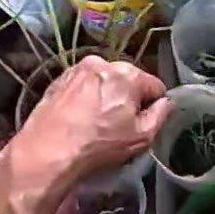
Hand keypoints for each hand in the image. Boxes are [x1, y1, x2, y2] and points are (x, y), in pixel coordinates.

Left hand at [0, 55, 167, 213]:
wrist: (48, 150)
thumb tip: (166, 102)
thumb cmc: (98, 144)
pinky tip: (81, 118)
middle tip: (120, 126)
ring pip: (104, 82)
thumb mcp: (141, 137)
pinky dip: (87, 98)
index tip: (145, 122)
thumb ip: (160, 115)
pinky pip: (84, 85)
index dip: (154, 105)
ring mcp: (78, 69)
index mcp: (128, 74)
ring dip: (106, 97)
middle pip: (128, 80)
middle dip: (128, 99)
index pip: (155, 85)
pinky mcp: (59, 79)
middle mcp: (103, 63)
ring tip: (98, 123)